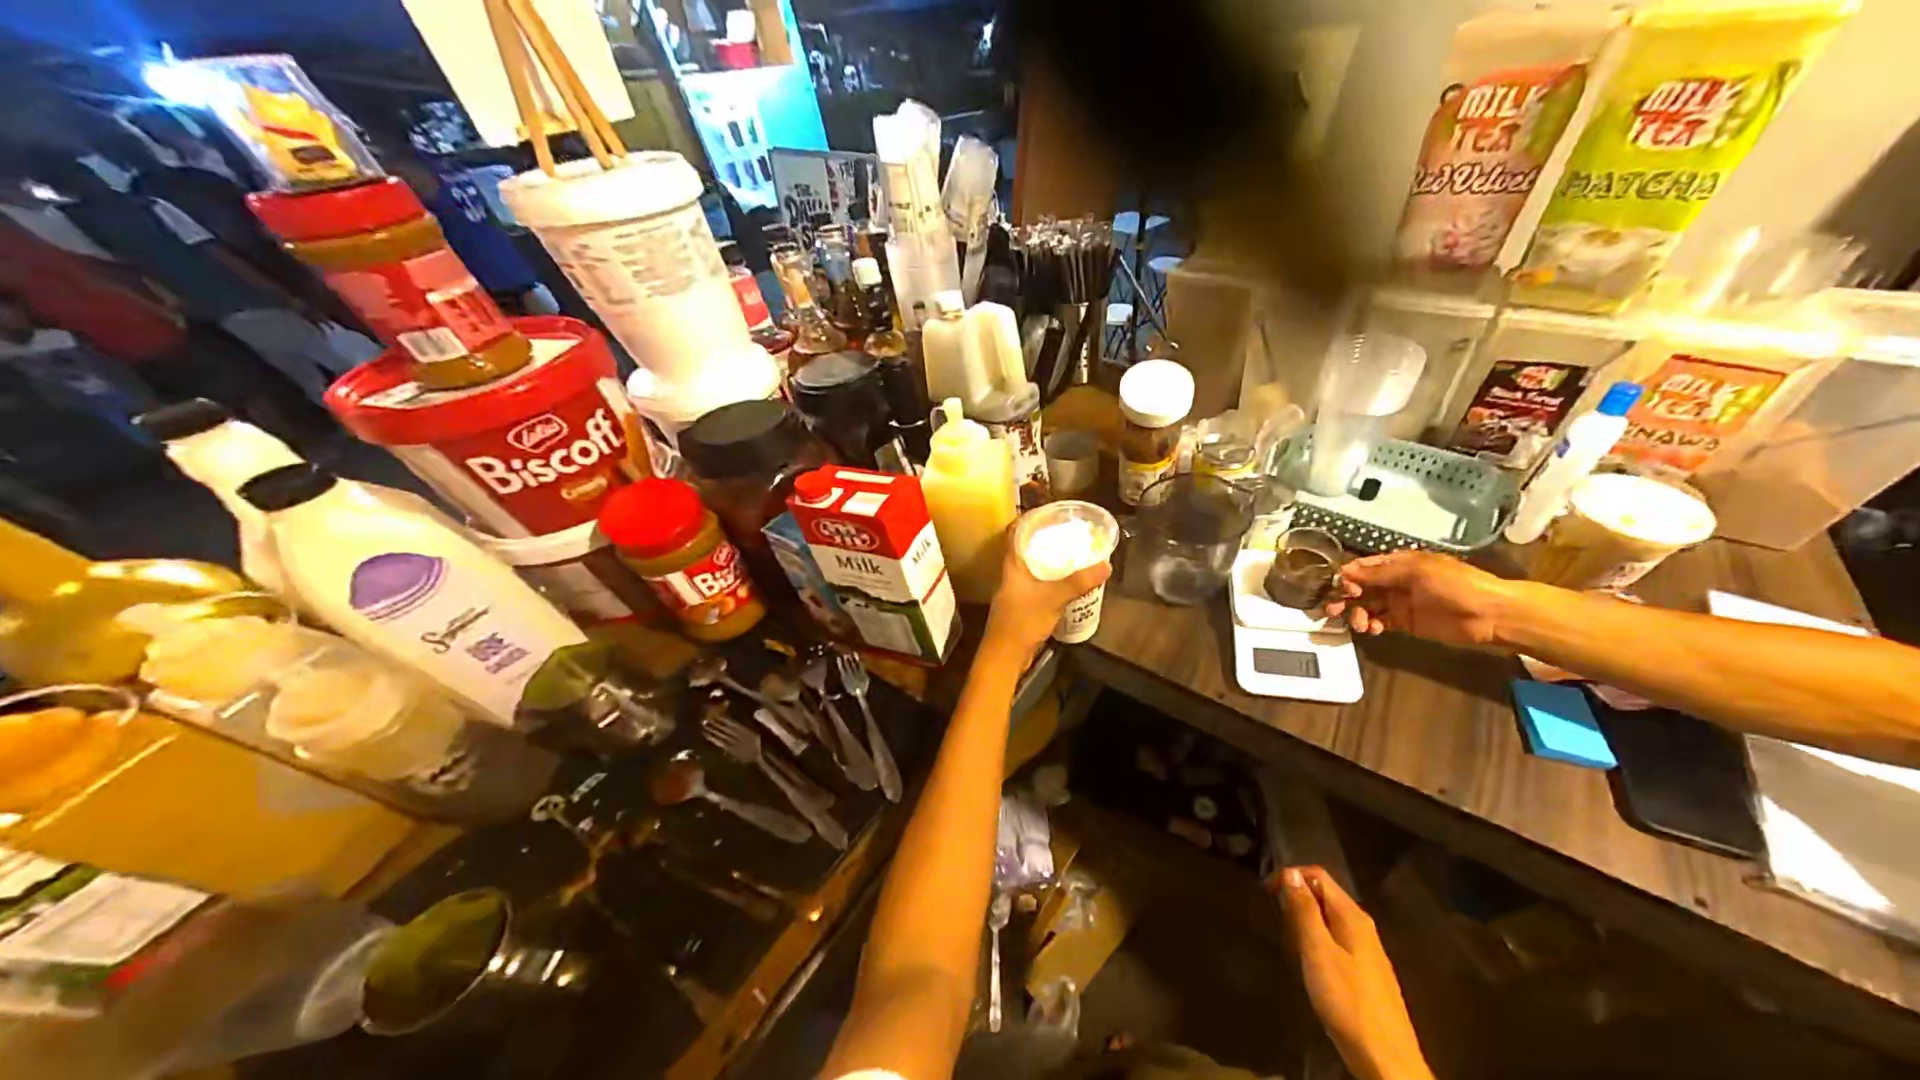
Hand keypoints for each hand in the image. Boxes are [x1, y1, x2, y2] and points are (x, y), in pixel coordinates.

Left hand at [982, 530, 1110, 660]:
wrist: (1004, 656)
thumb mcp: (1054, 598)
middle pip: (1026, 551)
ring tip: (1072, 557)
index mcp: (1012, 566)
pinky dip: (1051, 583)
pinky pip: (1038, 588)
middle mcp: (1011, 576)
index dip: (1028, 521)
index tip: (1049, 514)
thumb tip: (1105, 565)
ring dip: (1049, 564)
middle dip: (1045, 542)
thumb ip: (1079, 582)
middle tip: (1068, 535)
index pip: (1015, 534)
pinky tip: (1067, 586)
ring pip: (1033, 571)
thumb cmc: (1022, 621)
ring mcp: (1015, 593)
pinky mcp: (1022, 609)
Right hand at [1273, 866, 1433, 1079]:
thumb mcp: (1318, 952)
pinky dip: (1317, 939)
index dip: (1290, 876)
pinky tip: (1308, 961)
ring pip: (1329, 918)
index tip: (1266, 894)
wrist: (1386, 1060)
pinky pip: (1336, 939)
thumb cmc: (1347, 1001)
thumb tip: (1291, 872)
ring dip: (1305, 919)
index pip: (1318, 876)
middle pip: (1325, 895)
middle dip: (1297, 897)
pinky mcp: (1366, 973)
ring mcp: (1367, 951)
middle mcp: (1363, 927)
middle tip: (1274, 918)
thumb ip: (1305, 910)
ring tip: (1286, 938)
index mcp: (1352, 917)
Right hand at [1324, 551, 1513, 646]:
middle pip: (1358, 588)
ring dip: (1356, 614)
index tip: (1339, 589)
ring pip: (1365, 606)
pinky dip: (1371, 626)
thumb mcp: (1416, 572)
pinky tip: (1374, 630)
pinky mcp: (1405, 623)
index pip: (1360, 568)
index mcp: (1396, 564)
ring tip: (1360, 624)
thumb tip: (1344, 572)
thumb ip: (1379, 573)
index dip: (1345, 577)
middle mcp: (1393, 582)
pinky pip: (1379, 622)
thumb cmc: (1455, 584)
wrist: (1492, 613)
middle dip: (1343, 598)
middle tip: (1332, 611)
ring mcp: (1398, 603)